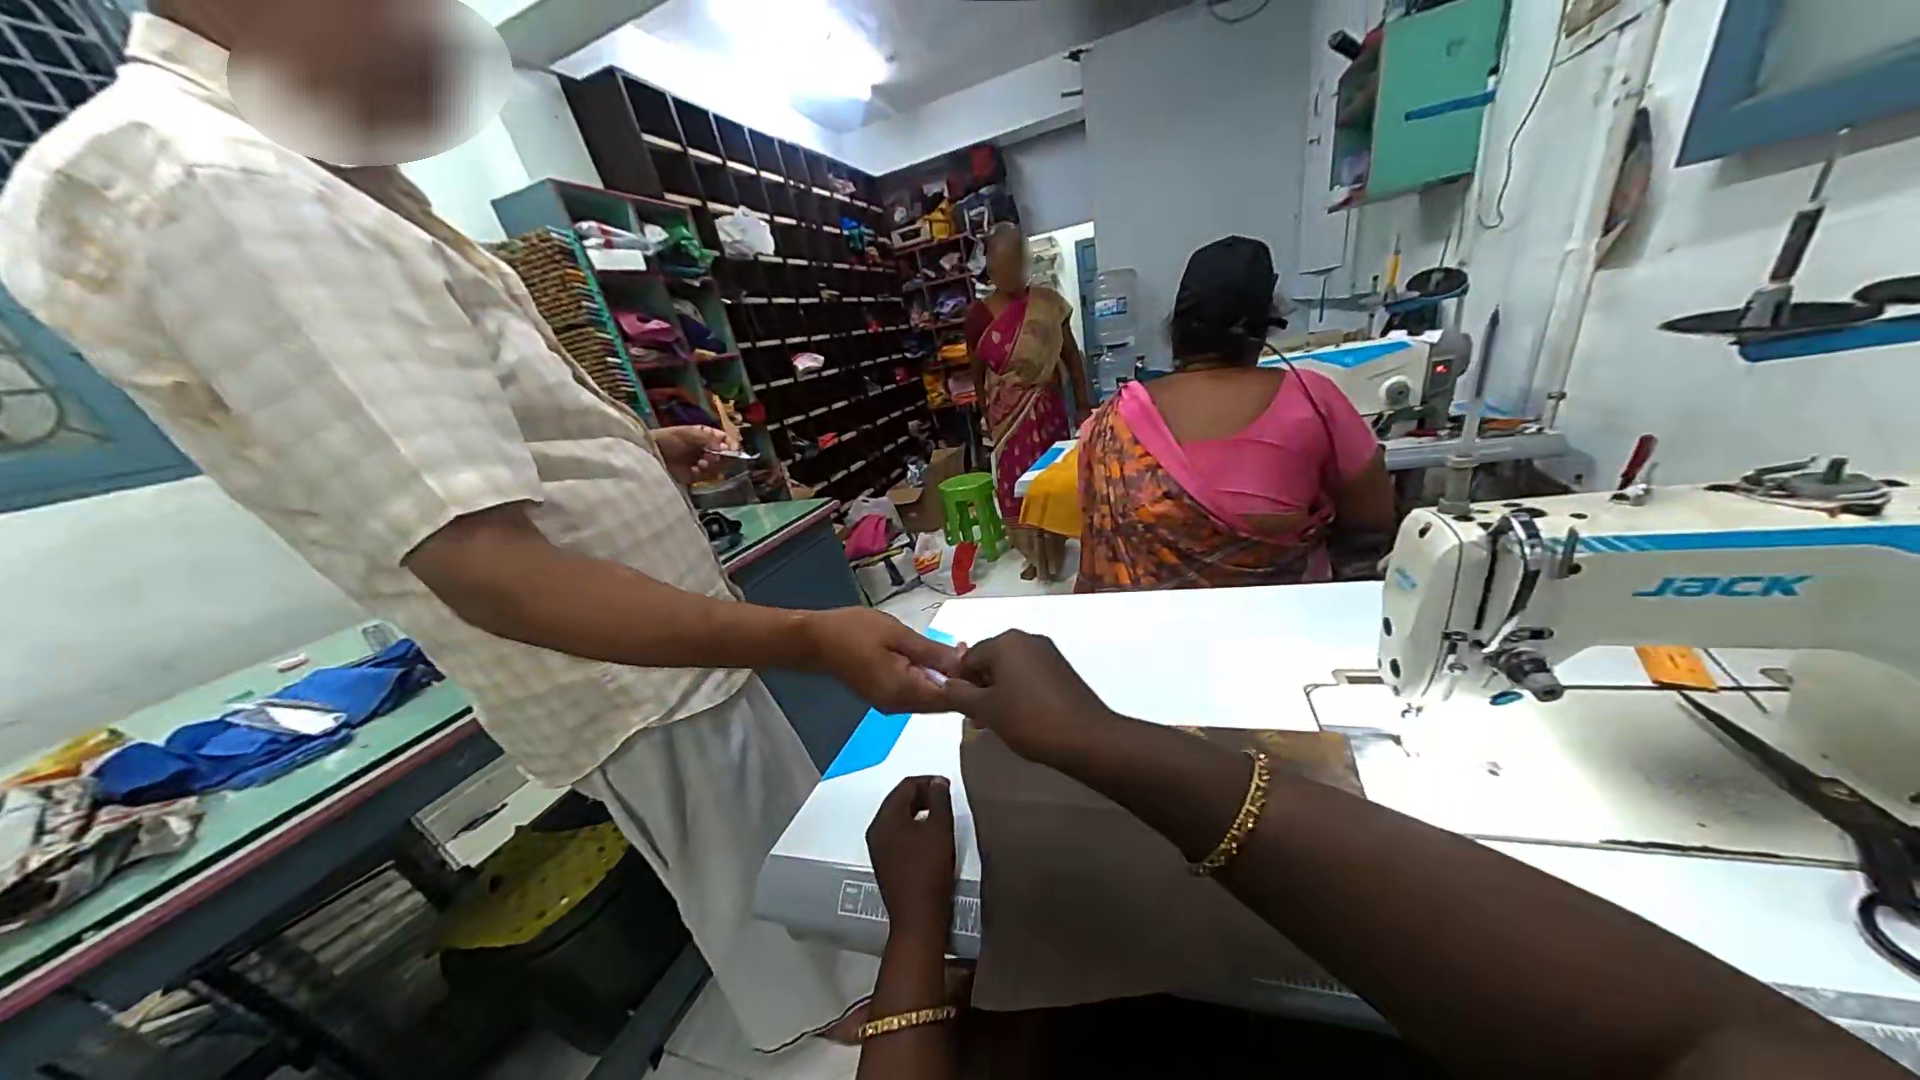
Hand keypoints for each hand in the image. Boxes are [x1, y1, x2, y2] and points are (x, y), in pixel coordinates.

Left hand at [654, 426, 737, 484]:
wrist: (651, 454)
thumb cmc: (669, 439)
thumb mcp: (689, 434)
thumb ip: (709, 440)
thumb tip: (726, 448)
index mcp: (706, 435)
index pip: (726, 440)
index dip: (732, 445)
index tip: (733, 450)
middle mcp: (707, 449)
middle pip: (726, 454)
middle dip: (723, 456)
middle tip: (713, 456)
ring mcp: (703, 462)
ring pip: (720, 466)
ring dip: (714, 465)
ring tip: (702, 462)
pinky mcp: (697, 476)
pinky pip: (709, 476)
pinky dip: (706, 473)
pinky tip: (697, 470)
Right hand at [800, 608, 964, 714]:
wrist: (814, 640)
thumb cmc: (854, 631)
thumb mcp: (898, 635)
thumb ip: (932, 652)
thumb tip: (965, 661)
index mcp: (904, 693)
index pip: (950, 699)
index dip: (970, 683)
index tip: (983, 661)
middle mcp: (899, 707)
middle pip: (942, 703)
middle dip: (961, 682)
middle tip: (973, 654)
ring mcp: (891, 704)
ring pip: (931, 700)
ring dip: (947, 681)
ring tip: (958, 654)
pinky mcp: (886, 697)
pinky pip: (917, 694)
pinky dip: (931, 681)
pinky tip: (936, 661)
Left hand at [866, 775, 955, 940]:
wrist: (917, 917)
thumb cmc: (929, 869)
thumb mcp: (940, 828)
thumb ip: (939, 799)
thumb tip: (937, 782)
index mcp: (885, 818)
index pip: (905, 786)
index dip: (927, 781)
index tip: (947, 785)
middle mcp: (876, 830)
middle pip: (898, 800)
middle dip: (922, 794)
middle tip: (944, 795)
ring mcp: (878, 848)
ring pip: (897, 818)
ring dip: (917, 810)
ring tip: (939, 812)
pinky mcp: (884, 862)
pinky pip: (897, 833)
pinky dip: (912, 826)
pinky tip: (928, 834)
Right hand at [941, 630, 1116, 765]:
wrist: (1086, 738)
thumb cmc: (1030, 720)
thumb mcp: (985, 710)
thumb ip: (958, 694)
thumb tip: (946, 684)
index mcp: (1006, 642)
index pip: (968, 657)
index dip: (960, 683)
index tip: (964, 709)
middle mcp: (1027, 639)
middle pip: (990, 660)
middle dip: (980, 687)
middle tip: (980, 718)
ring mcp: (1048, 653)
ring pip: (1010, 669)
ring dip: (999, 692)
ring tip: (1000, 722)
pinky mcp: (1062, 670)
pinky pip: (1029, 675)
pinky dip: (1019, 692)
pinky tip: (1021, 717)